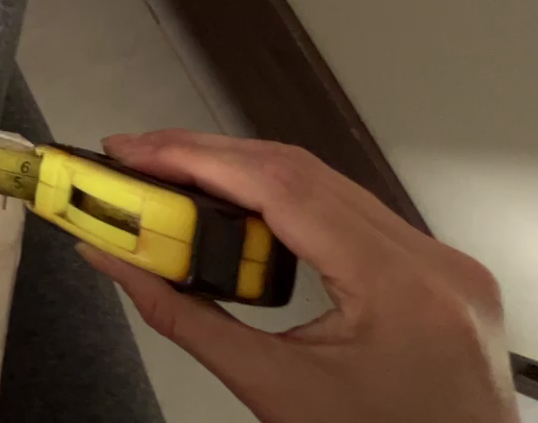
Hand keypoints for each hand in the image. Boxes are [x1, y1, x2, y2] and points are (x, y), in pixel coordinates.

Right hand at [80, 131, 516, 422]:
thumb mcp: (268, 386)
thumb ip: (176, 313)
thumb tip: (101, 254)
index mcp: (400, 288)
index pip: (280, 188)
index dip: (194, 157)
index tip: (128, 152)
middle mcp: (430, 258)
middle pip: (295, 168)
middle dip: (202, 151)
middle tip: (130, 152)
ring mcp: (436, 256)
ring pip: (314, 175)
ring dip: (230, 161)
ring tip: (162, 164)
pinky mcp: (428, 262)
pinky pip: (334, 198)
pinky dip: (266, 183)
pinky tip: (222, 189)